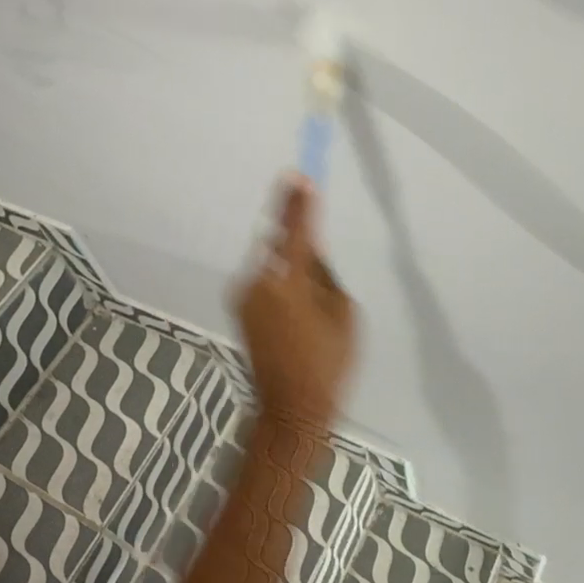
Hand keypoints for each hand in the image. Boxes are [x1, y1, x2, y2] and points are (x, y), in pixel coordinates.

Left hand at [231, 176, 356, 434]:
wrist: (290, 407)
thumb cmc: (327, 362)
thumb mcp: (343, 313)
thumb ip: (325, 275)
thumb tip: (312, 250)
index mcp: (289, 281)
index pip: (296, 230)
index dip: (299, 202)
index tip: (300, 174)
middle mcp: (259, 282)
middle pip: (278, 243)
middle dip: (292, 227)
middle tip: (303, 208)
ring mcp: (245, 297)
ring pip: (270, 263)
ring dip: (286, 259)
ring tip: (309, 284)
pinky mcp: (241, 310)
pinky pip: (263, 281)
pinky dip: (279, 278)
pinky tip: (295, 299)